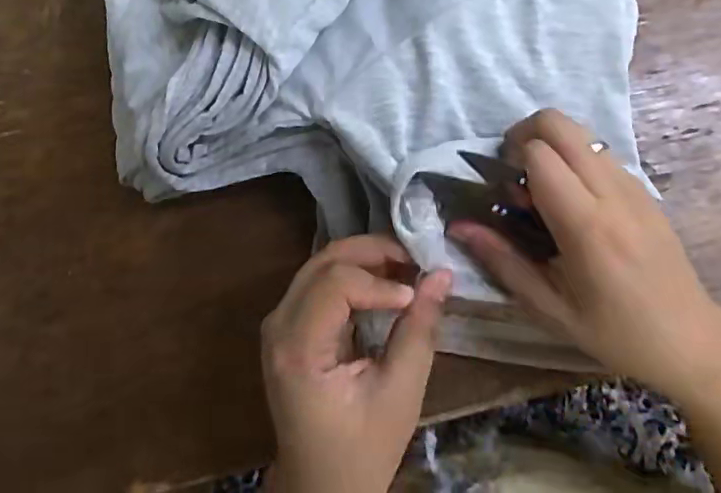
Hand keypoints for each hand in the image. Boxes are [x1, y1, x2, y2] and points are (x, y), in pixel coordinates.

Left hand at [261, 235, 452, 492]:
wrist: (319, 487)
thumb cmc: (361, 450)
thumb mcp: (399, 396)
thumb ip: (418, 331)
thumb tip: (442, 275)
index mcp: (297, 349)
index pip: (336, 283)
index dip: (380, 281)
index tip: (415, 296)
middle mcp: (278, 325)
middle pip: (325, 261)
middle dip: (374, 252)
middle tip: (416, 260)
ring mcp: (278, 321)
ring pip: (322, 263)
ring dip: (365, 258)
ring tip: (406, 268)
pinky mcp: (288, 323)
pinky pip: (319, 279)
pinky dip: (354, 272)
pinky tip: (384, 280)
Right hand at [449, 110, 720, 385]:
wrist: (691, 340)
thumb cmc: (615, 332)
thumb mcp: (552, 308)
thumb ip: (503, 261)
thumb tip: (459, 226)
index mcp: (587, 225)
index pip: (540, 155)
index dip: (512, 159)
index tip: (506, 188)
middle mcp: (611, 192)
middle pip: (559, 123)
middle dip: (526, 132)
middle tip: (515, 167)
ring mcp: (633, 185)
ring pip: (581, 131)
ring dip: (552, 142)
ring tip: (545, 185)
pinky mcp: (644, 187)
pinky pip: (600, 150)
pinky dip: (576, 156)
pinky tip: (575, 197)